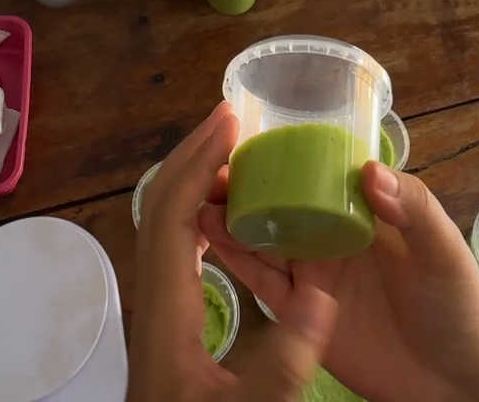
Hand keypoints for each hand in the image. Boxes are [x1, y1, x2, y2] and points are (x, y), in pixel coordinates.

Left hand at [129, 103, 341, 401]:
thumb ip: (285, 359)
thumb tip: (324, 291)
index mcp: (166, 309)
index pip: (174, 212)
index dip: (200, 161)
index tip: (229, 121)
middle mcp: (154, 294)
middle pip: (161, 203)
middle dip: (194, 153)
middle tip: (232, 119)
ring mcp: (159, 304)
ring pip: (167, 221)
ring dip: (197, 177)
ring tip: (237, 153)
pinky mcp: (170, 316)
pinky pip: (179, 242)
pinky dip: (202, 209)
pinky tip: (232, 211)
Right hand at [201, 162, 478, 401]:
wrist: (453, 383)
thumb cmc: (455, 304)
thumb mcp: (442, 249)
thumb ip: (412, 208)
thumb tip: (368, 170)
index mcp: (361, 208)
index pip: (315, 171)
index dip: (282, 153)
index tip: (245, 138)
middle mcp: (329, 232)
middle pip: (280, 200)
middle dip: (245, 182)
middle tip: (207, 167)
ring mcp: (312, 271)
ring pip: (263, 235)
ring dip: (232, 216)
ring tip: (198, 198)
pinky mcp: (300, 311)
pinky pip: (262, 280)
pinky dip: (235, 257)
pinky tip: (209, 237)